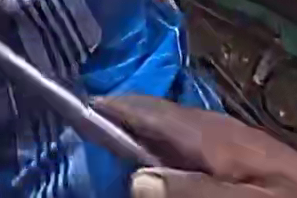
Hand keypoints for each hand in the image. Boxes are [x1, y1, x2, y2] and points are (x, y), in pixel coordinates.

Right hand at [93, 95, 296, 197]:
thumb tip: (130, 179)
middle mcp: (204, 134)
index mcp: (202, 131)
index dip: (97, 109)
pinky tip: (159, 180)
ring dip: (136, 157)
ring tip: (108, 169)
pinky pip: (184, 165)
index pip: (134, 107)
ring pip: (161, 149)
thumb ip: (196, 191)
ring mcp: (221, 153)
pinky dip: (163, 171)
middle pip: (143, 128)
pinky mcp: (235, 172)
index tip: (61, 115)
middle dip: (112, 139)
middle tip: (80, 159)